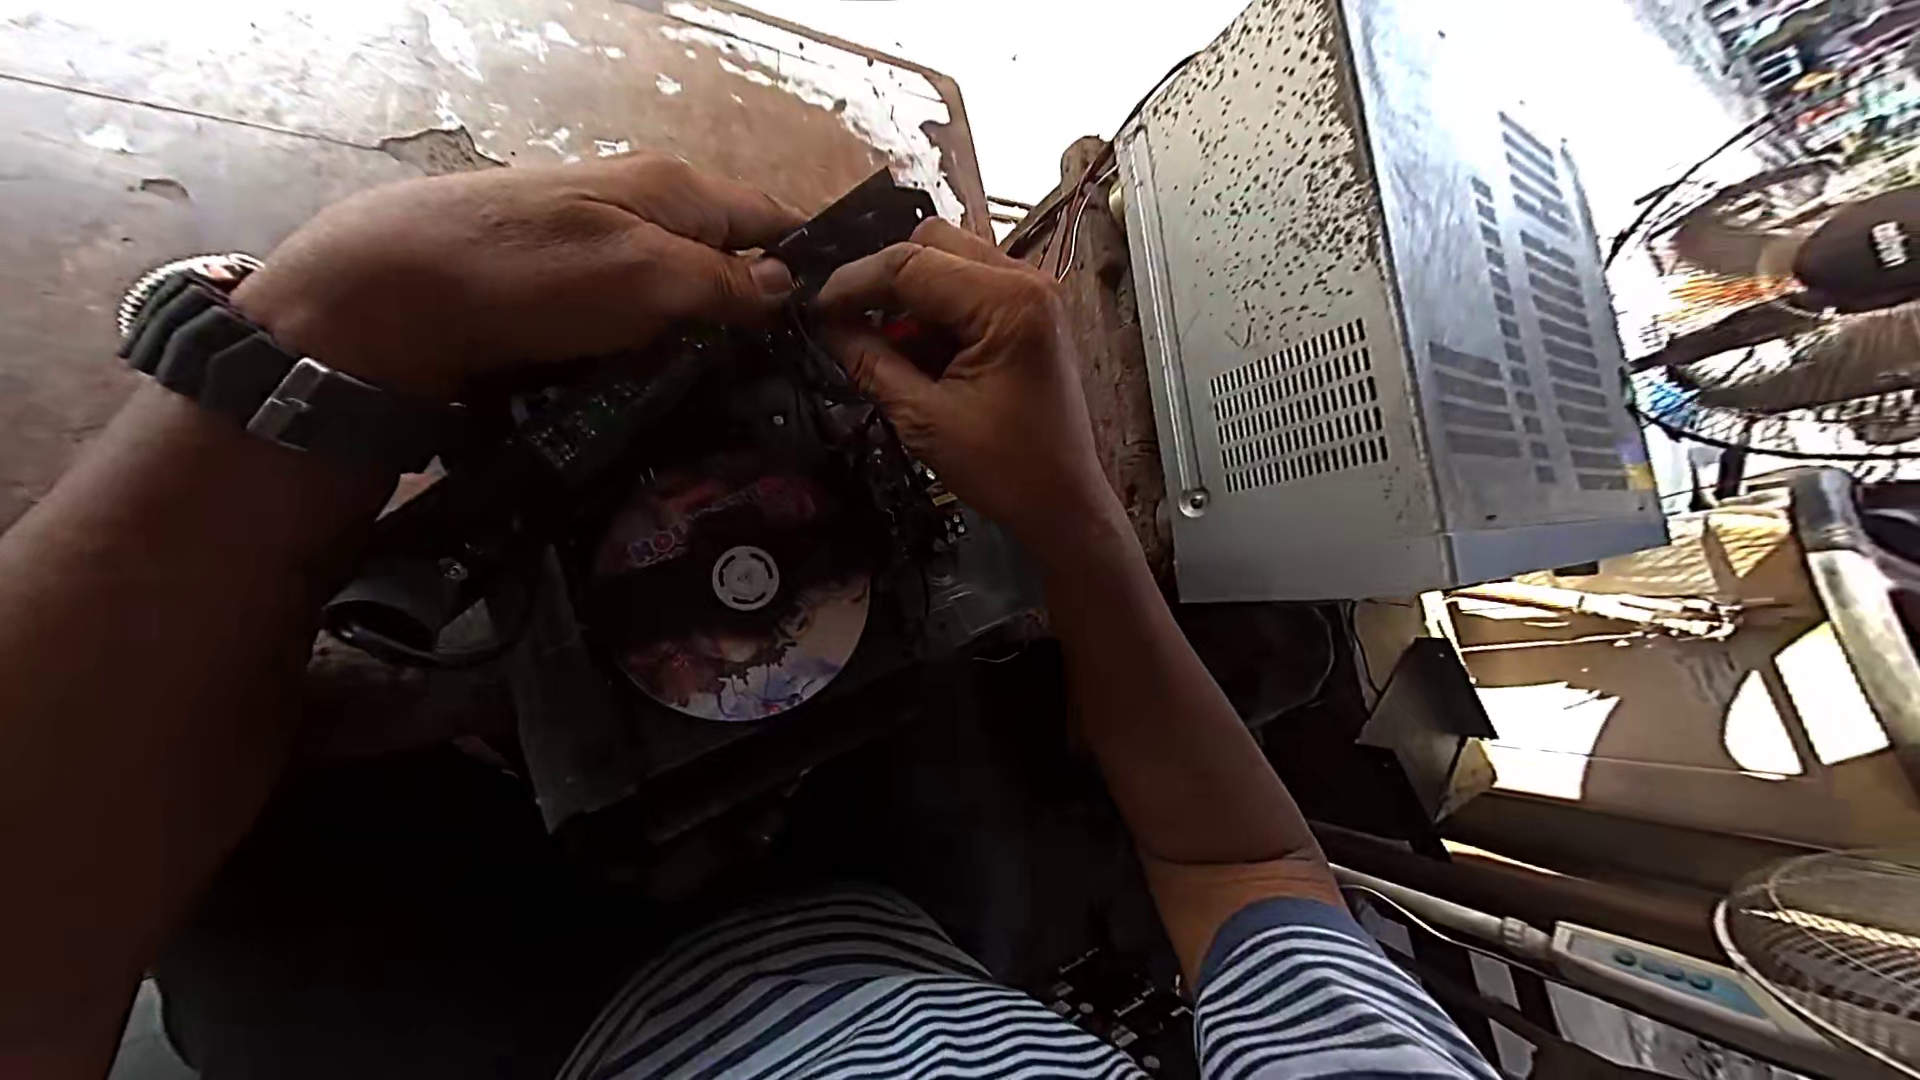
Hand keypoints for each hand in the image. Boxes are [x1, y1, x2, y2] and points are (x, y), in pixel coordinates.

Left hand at [231, 155, 803, 398]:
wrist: (398, 296)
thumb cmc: (533, 277)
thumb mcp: (647, 275)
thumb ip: (725, 278)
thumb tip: (785, 282)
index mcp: (676, 189)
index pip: (773, 215)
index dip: (812, 258)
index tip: (841, 315)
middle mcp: (652, 207)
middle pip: (740, 252)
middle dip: (773, 300)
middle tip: (804, 360)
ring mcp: (619, 244)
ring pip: (703, 283)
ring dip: (731, 323)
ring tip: (761, 373)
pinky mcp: (594, 283)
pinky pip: (665, 305)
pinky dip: (690, 333)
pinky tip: (699, 366)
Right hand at [813, 220, 1120, 562]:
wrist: (1061, 502)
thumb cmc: (1007, 470)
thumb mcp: (925, 418)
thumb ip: (871, 362)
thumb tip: (828, 325)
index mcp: (1008, 303)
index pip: (912, 263)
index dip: (855, 282)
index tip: (818, 306)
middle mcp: (1027, 284)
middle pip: (934, 244)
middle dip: (885, 282)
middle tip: (851, 323)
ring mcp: (1031, 299)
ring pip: (950, 265)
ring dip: (910, 300)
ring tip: (886, 347)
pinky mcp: (1027, 319)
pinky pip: (968, 294)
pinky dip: (936, 316)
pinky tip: (919, 355)